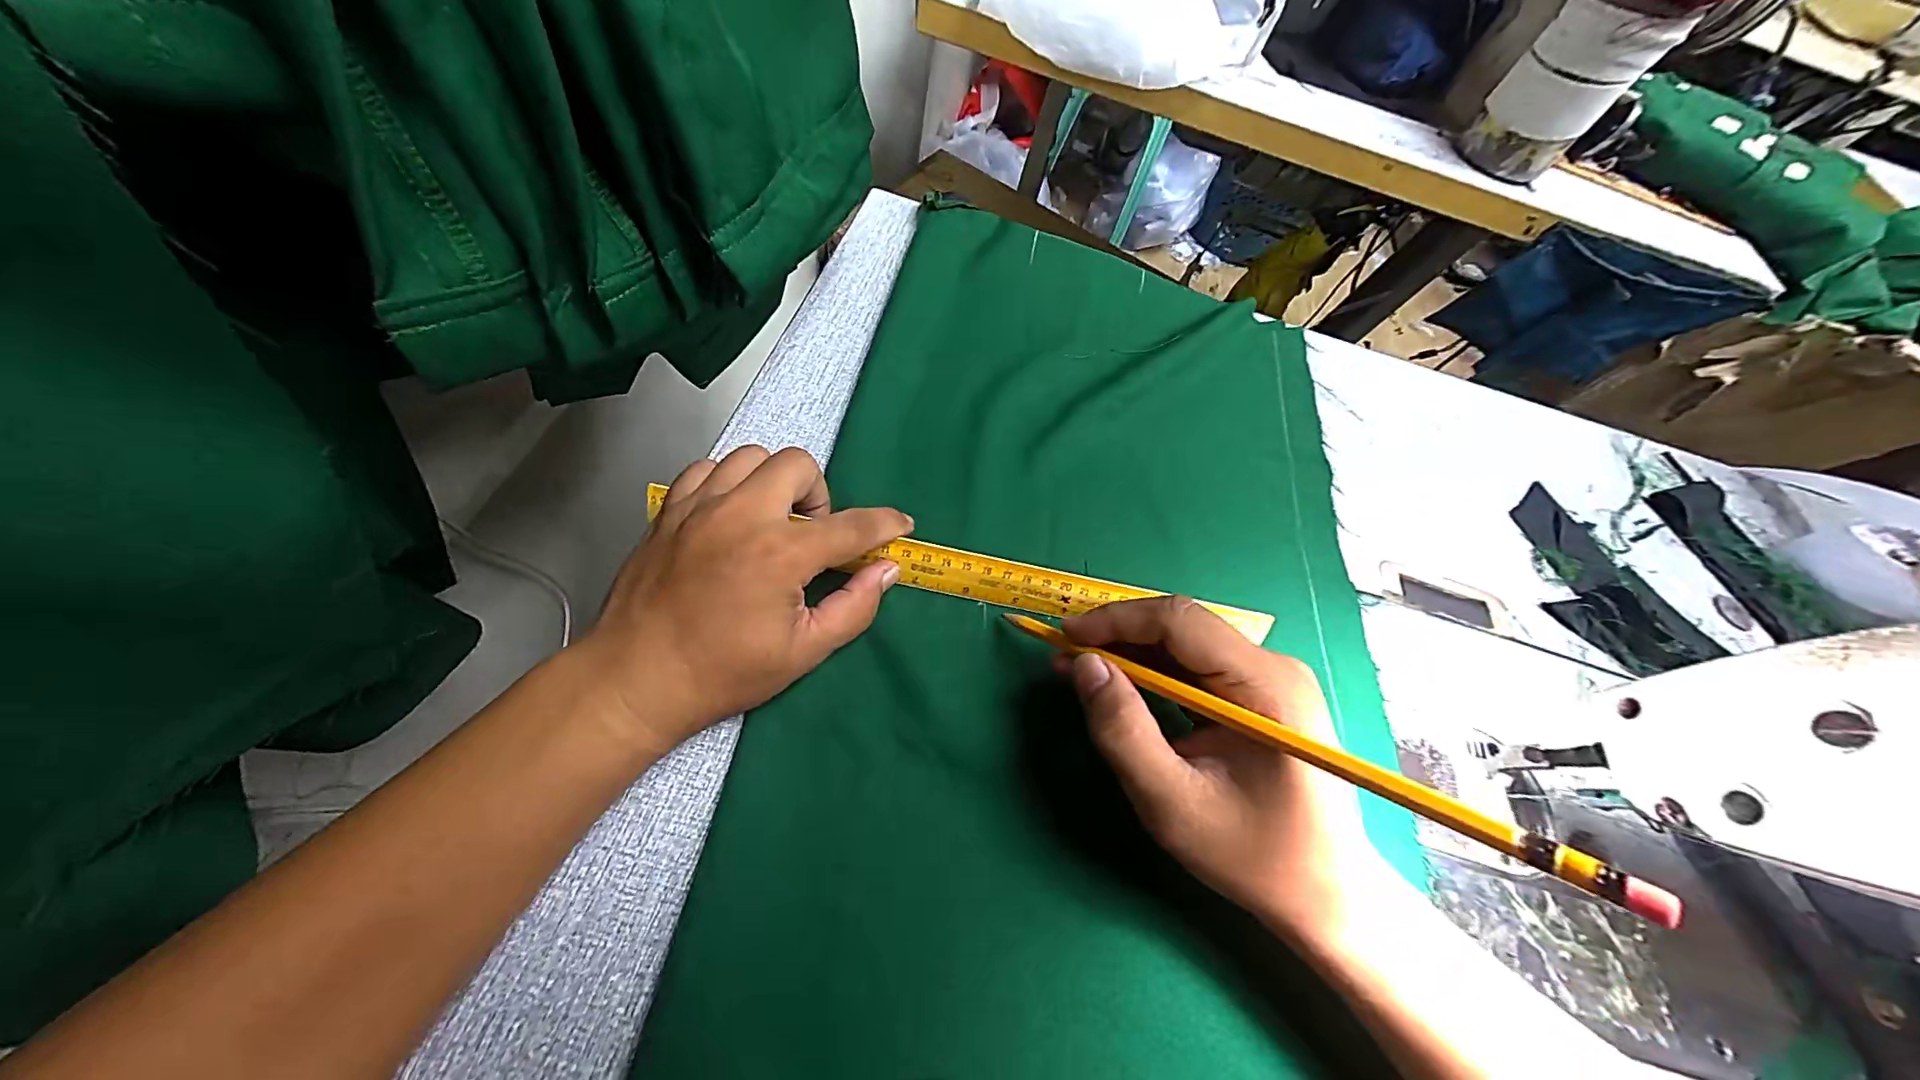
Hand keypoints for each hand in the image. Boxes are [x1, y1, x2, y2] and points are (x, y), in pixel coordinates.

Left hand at [582, 446, 911, 754]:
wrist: (637, 680)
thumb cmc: (724, 673)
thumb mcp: (803, 653)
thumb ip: (854, 607)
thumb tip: (886, 570)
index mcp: (779, 554)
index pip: (850, 526)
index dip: (885, 524)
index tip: (900, 525)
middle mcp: (740, 516)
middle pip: (799, 465)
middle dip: (820, 496)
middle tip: (812, 537)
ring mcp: (699, 507)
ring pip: (753, 456)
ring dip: (775, 484)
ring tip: (771, 523)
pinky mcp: (669, 510)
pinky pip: (708, 468)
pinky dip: (729, 483)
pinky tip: (730, 517)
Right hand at [1061, 596, 1396, 943]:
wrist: (1326, 894)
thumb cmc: (1253, 855)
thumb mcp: (1173, 802)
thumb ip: (1123, 731)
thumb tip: (1084, 666)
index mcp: (1267, 685)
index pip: (1181, 622)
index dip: (1116, 621)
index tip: (1065, 637)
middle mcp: (1273, 668)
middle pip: (1182, 628)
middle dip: (1118, 637)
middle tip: (1066, 660)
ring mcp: (1269, 679)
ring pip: (1185, 645)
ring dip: (1131, 654)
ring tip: (1083, 672)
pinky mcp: (1259, 695)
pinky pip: (1195, 668)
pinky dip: (1152, 673)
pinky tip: (1121, 688)